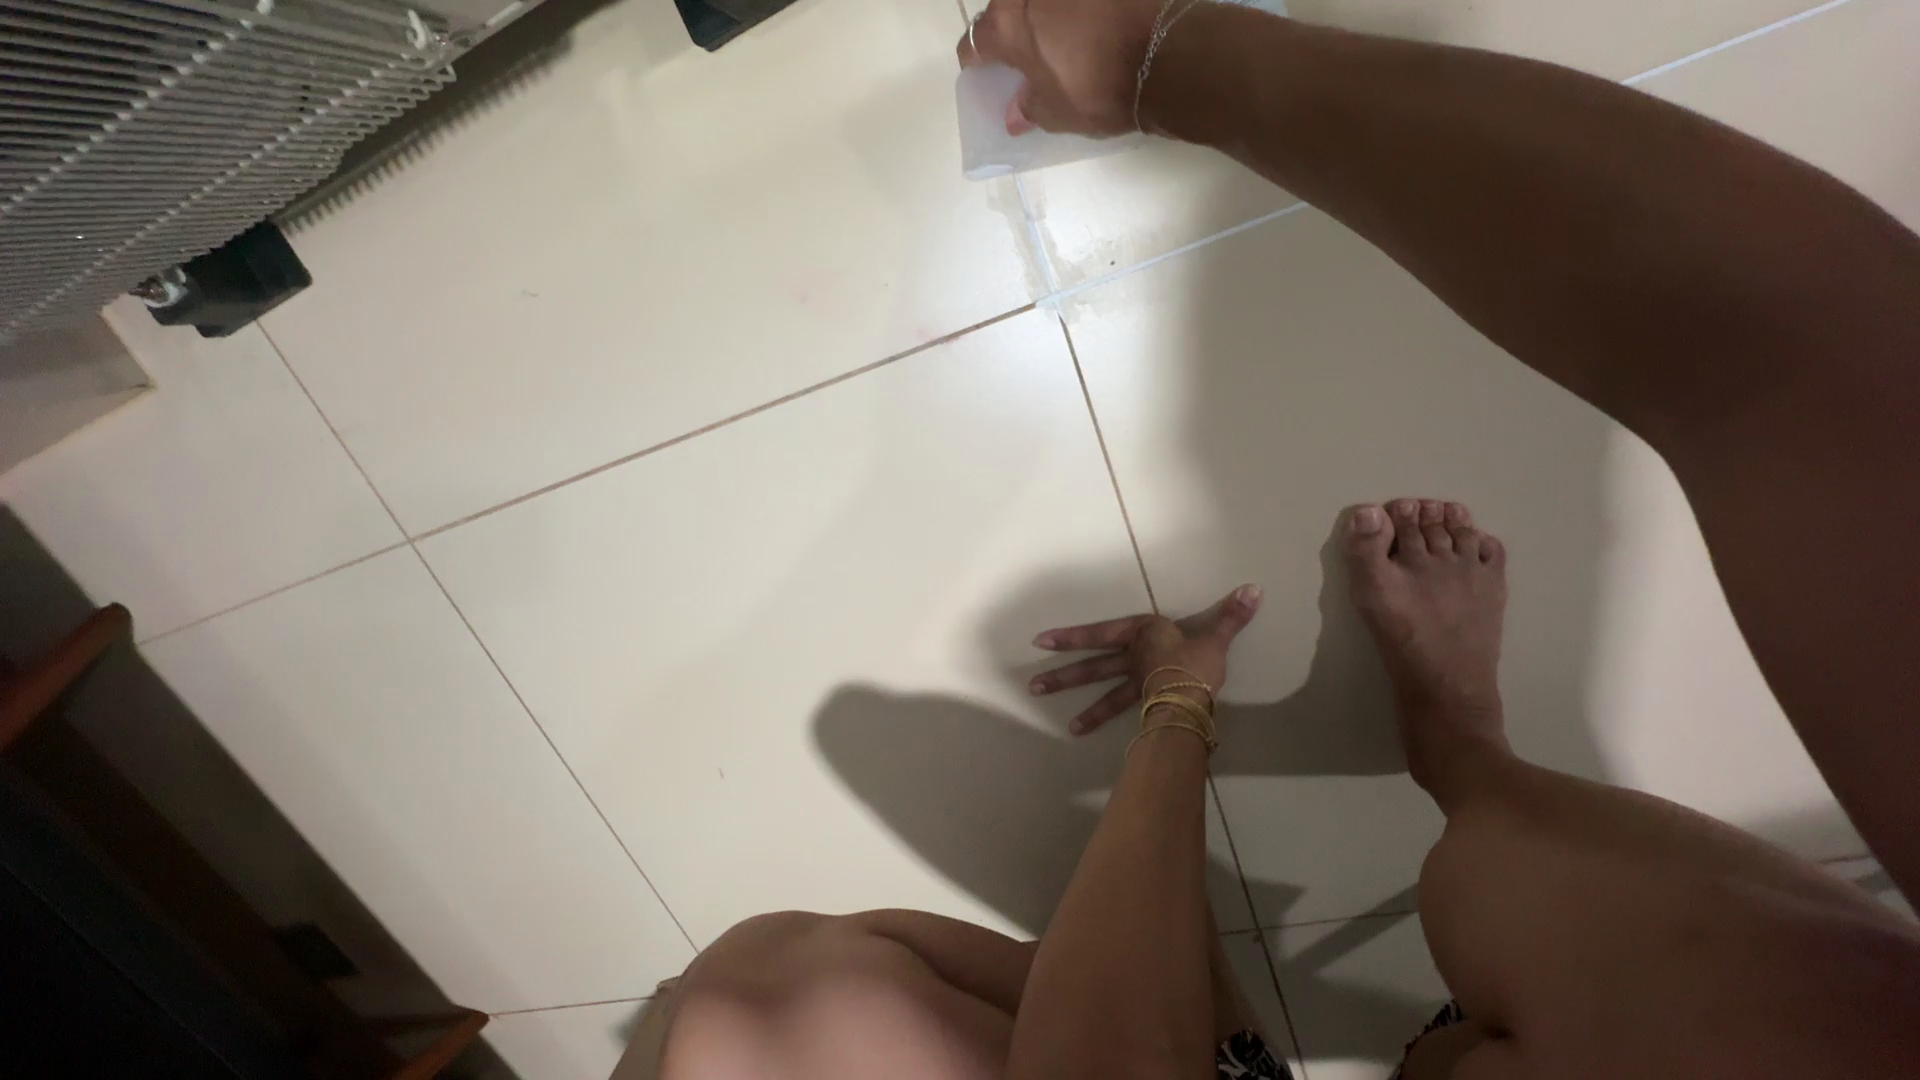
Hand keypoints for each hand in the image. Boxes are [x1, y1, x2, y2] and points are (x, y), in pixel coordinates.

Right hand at [956, 0, 1163, 135]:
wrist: (1166, 55)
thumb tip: (1016, 114)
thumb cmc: (1098, 90)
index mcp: (1009, 24)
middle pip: (1006, 8)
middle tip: (1024, 53)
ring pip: (1042, 0)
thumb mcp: (1057, 114)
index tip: (981, 71)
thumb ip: (1030, 108)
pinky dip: (1080, 9)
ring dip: (1044, 14)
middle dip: (1010, 28)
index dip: (976, 60)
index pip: (975, 42)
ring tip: (1061, 35)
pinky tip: (1091, 21)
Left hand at [1028, 585, 1262, 734]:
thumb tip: (1254, 590)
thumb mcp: (1215, 636)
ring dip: (1075, 699)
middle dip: (1062, 673)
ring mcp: (1134, 680)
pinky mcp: (1142, 701)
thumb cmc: (1198, 662)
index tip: (1041, 642)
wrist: (1194, 694)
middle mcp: (1131, 655)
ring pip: (1098, 688)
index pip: (1099, 633)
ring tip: (1049, 709)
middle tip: (1033, 684)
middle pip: (1091, 663)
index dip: (1070, 637)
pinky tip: (1077, 730)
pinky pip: (1116, 709)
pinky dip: (1097, 719)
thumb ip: (1231, 615)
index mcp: (1143, 633)